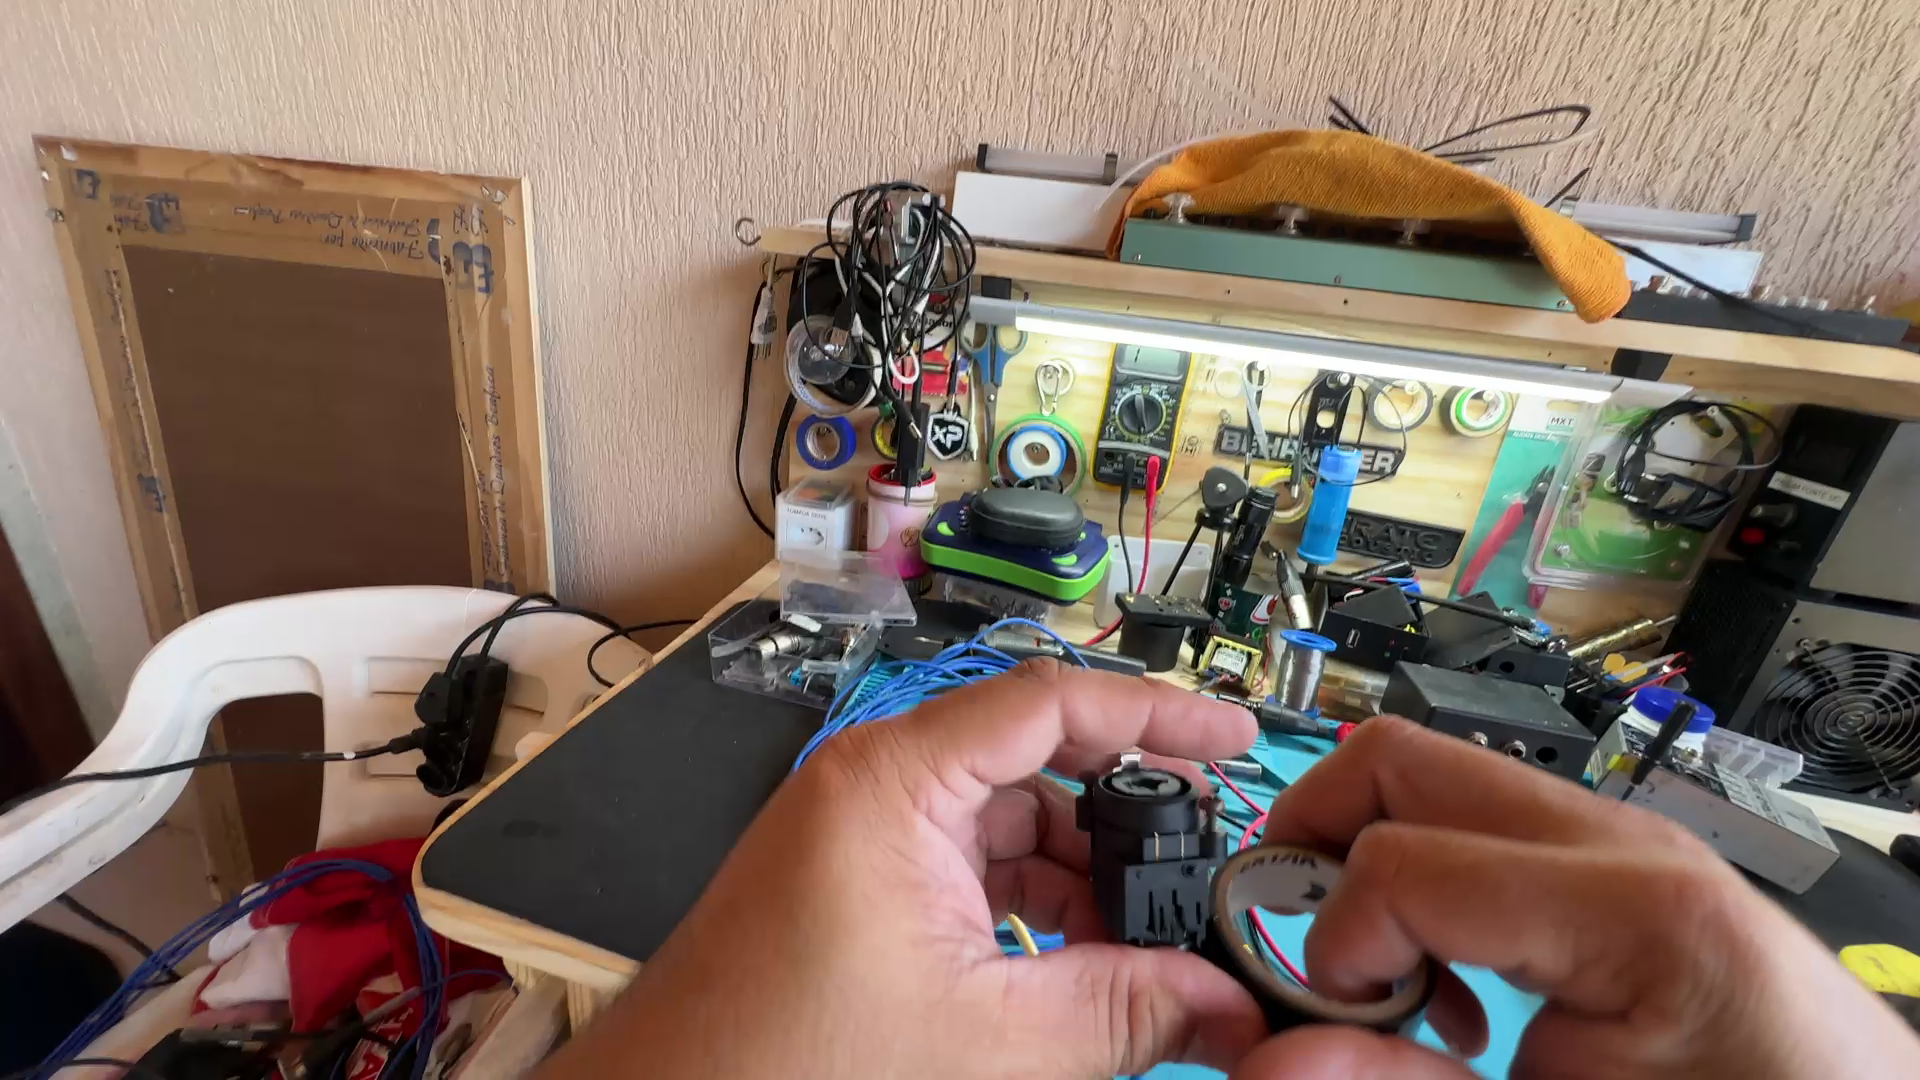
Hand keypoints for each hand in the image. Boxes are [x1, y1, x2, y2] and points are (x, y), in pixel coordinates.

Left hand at [541, 661, 1268, 1077]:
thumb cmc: (790, 1066)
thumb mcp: (982, 1042)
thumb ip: (1118, 1012)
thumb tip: (1226, 1006)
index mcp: (897, 777)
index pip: (1047, 702)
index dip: (1150, 710)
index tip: (1226, 731)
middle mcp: (881, 773)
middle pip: (1033, 748)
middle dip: (1124, 795)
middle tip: (1203, 841)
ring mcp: (873, 814)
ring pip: (1008, 805)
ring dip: (1081, 857)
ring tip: (1149, 919)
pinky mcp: (870, 857)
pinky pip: (974, 847)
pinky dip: (1032, 885)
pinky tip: (1080, 941)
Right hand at [1232, 717, 1919, 1078]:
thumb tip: (1260, 1064)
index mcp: (1639, 918)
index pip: (1406, 865)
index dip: (1339, 939)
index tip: (1337, 1017)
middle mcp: (1622, 839)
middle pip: (1395, 760)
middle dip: (1314, 831)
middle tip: (1302, 927)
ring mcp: (1615, 833)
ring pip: (1417, 770)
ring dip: (1359, 847)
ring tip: (1379, 961)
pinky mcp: (1607, 851)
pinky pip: (1460, 811)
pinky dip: (1410, 865)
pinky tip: (1446, 973)